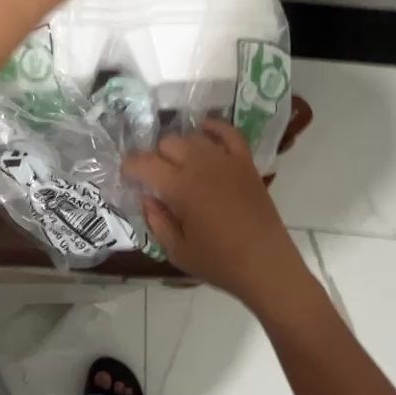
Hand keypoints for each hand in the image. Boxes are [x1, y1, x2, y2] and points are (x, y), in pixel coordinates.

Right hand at [123, 118, 307, 307]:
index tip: (128, 176)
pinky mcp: (245, 162)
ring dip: (181, 147)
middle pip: (168, 143)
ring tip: (181, 165)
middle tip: (158, 179)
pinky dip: (214, 128)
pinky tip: (205, 132)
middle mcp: (200, 165)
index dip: (130, 166)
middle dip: (156, 157)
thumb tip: (146, 197)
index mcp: (180, 188)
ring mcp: (225, 160)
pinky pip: (228, 132)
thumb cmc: (220, 264)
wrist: (267, 266)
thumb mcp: (177, 252)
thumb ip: (156, 221)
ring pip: (193, 136)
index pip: (145, 163)